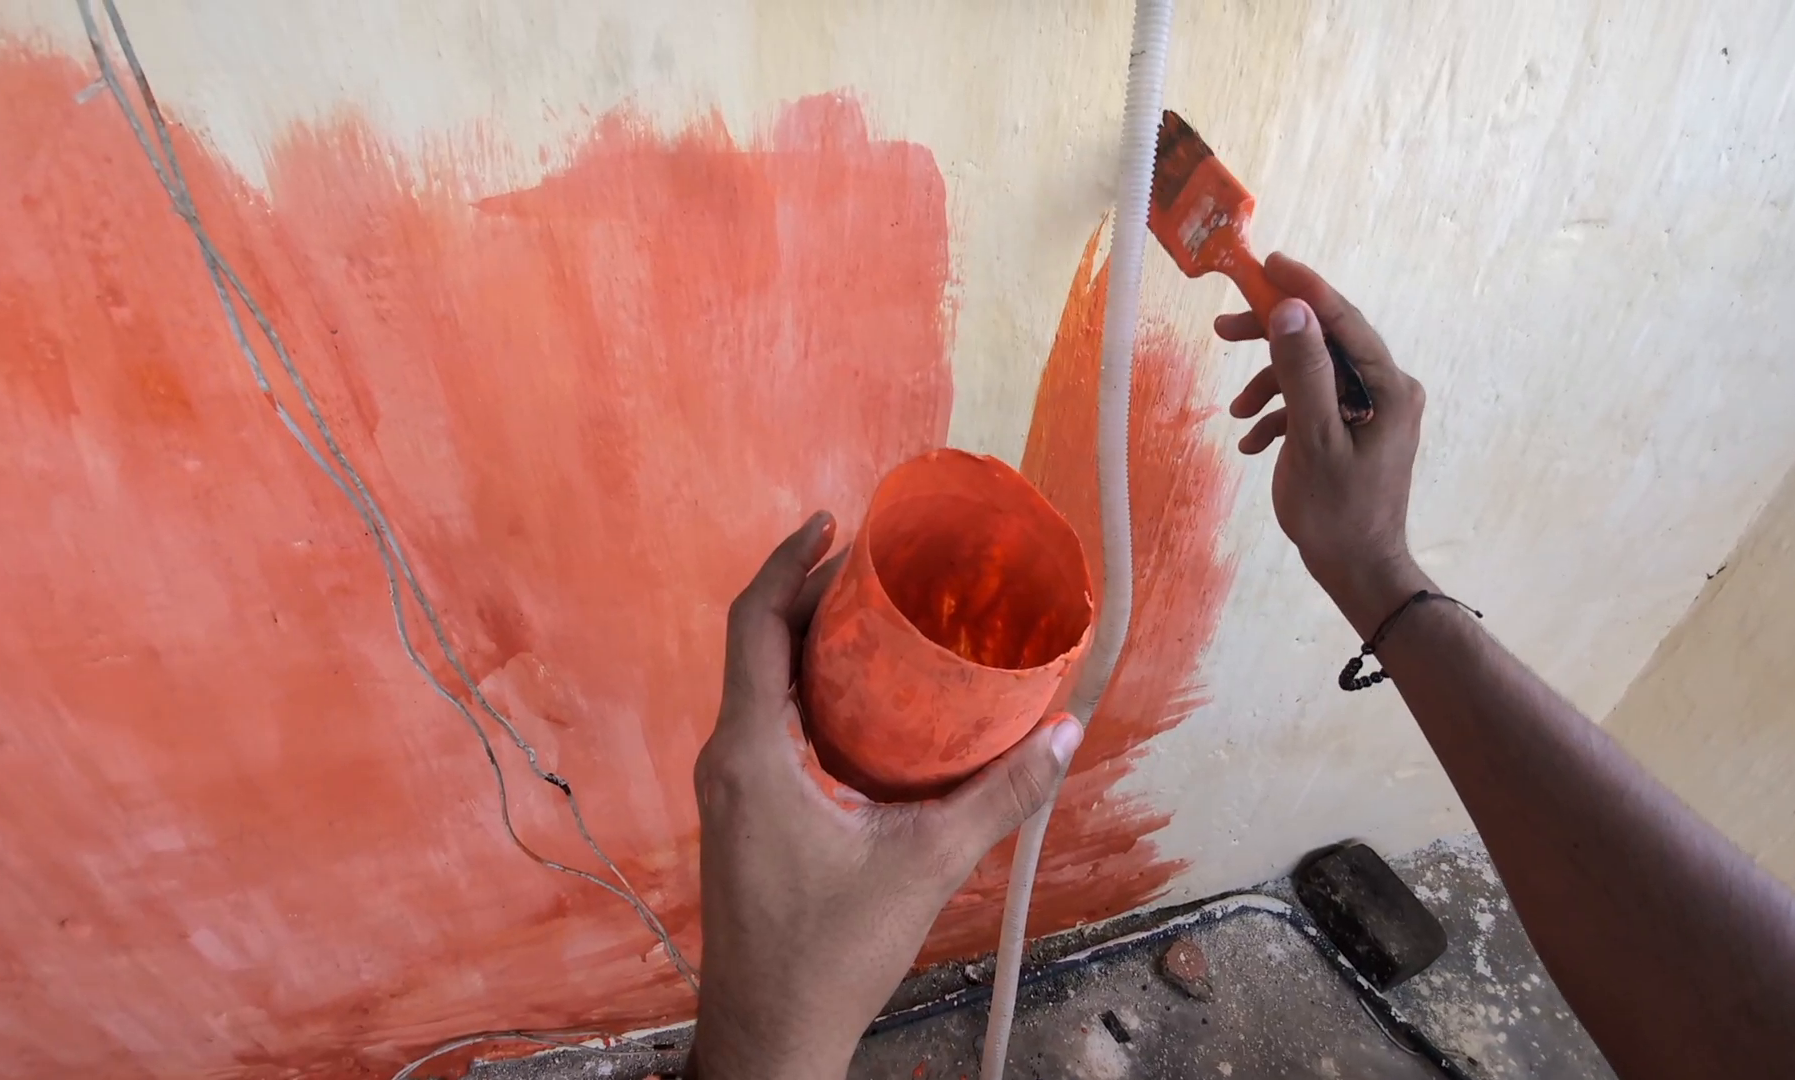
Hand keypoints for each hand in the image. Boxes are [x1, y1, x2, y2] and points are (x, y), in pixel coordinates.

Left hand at [689, 512, 1083, 1078]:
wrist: (768, 1037)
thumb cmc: (836, 949)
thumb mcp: (926, 864)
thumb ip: (1001, 797)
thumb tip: (1067, 730)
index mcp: (751, 749)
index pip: (753, 625)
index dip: (788, 563)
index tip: (832, 522)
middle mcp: (726, 752)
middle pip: (754, 641)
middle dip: (803, 589)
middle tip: (871, 561)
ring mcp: (728, 780)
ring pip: (757, 677)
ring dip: (802, 633)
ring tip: (868, 608)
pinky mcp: (741, 802)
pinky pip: (763, 712)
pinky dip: (800, 678)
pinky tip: (853, 686)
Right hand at [1215, 253, 1433, 635]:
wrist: (1356, 567)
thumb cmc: (1336, 511)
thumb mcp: (1313, 440)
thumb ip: (1303, 373)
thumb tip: (1290, 311)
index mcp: (1387, 387)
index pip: (1343, 321)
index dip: (1305, 289)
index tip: (1268, 264)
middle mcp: (1385, 390)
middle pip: (1324, 343)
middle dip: (1271, 338)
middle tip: (1222, 330)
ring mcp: (1369, 412)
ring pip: (1311, 375)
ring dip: (1267, 387)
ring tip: (1236, 415)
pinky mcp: (1351, 432)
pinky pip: (1309, 406)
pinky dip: (1278, 416)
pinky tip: (1254, 443)